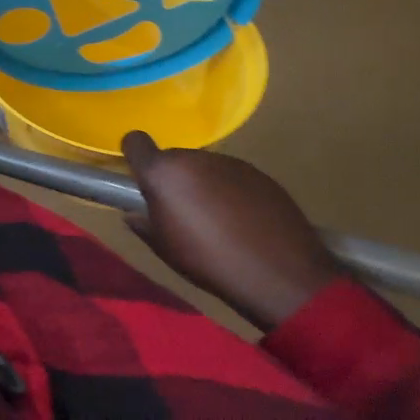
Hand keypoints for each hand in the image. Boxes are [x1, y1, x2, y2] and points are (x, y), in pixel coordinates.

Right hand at [121, 131, 344, 331]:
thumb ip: (144, 224)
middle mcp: (194, 158)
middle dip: (175, 179)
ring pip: (205, 167)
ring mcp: (231, 164)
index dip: (136, 157)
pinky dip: (234, 192)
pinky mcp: (262, 175)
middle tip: (186, 212)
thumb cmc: (210, 262)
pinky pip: (234, 177)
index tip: (144, 181)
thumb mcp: (165, 248)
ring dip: (204, 184)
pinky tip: (248, 222)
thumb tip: (135, 214)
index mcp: (163, 172)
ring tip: (222, 220)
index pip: (135, 141)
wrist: (284, 278)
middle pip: (174, 158)